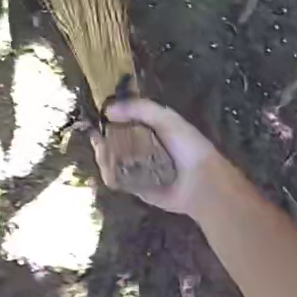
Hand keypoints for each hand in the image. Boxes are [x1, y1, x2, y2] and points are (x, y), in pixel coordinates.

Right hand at [94, 99, 247, 220]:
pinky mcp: (135, 188)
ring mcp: (138, 169)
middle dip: (102, 137)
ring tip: (101, 148)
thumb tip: (108, 109)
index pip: (125, 121)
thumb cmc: (188, 146)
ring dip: (103, 154)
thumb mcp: (167, 118)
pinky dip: (108, 172)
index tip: (99, 115)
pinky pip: (117, 179)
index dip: (111, 118)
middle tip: (95, 135)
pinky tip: (106, 164)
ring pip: (112, 160)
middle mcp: (143, 149)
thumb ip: (140, 108)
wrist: (201, 181)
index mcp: (152, 130)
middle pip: (114, 141)